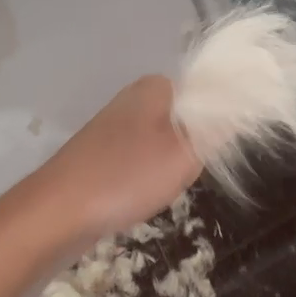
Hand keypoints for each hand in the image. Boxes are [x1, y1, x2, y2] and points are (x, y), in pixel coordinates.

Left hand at [31, 76, 203, 240]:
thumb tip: (237, 106)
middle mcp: (134, 97)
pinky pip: (139, 160)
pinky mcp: (101, 153)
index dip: (219, 121)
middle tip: (186, 174)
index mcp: (156, 86)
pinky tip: (140, 198)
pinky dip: (146, 179)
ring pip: (163, 142)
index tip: (218, 151)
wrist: (57, 210)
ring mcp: (114, 125)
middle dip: (192, 148)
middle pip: (185, 119)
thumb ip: (215, 130)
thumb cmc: (126, 176)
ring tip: (161, 189)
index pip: (205, 91)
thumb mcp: (184, 154)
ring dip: (169, 166)